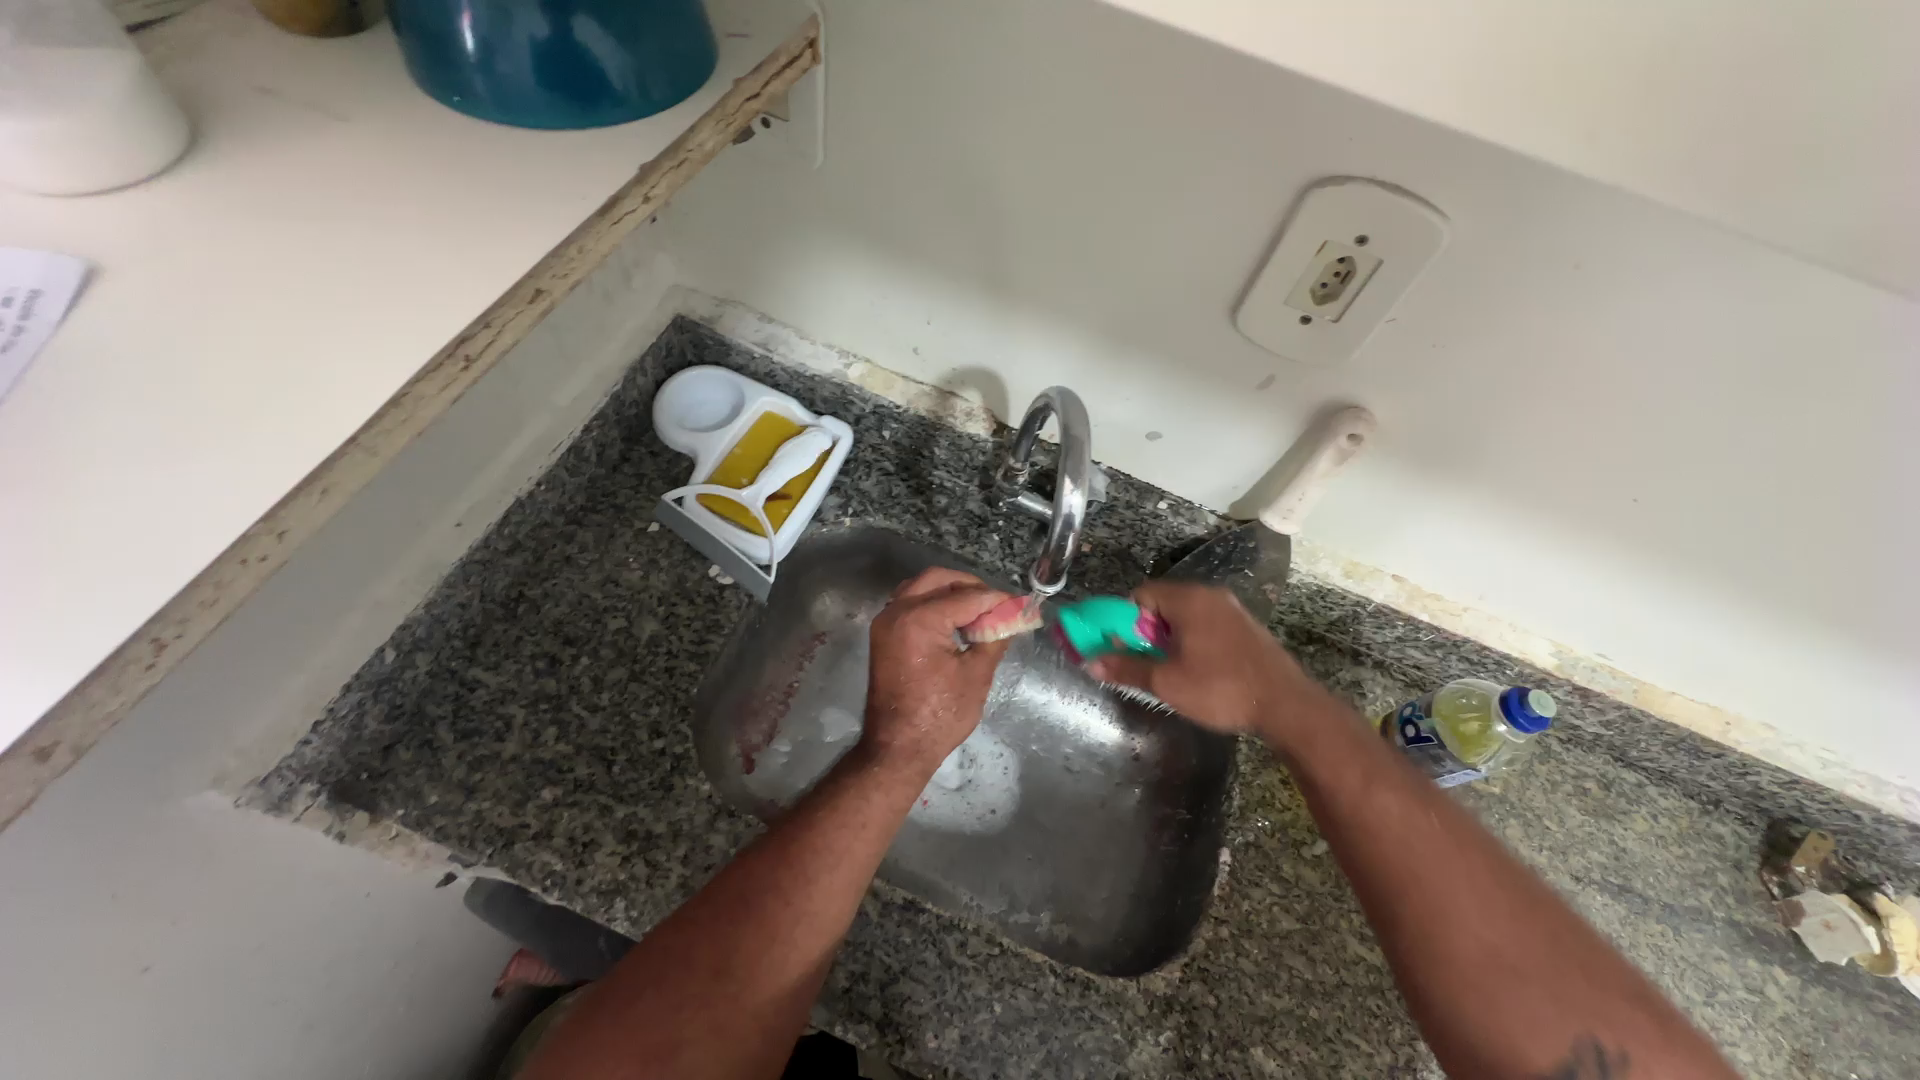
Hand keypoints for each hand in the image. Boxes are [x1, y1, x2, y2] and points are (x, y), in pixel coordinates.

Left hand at [862, 568, 1013, 773]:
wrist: (898, 747)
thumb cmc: (939, 715)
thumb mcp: (976, 675)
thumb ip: (994, 637)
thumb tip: (1011, 618)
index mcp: (919, 620)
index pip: (967, 597)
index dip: (997, 600)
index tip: (1020, 604)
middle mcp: (897, 612)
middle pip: (938, 579)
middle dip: (971, 587)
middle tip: (998, 605)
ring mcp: (886, 622)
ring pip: (921, 587)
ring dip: (950, 592)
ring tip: (979, 612)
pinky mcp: (884, 635)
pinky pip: (910, 603)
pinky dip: (933, 603)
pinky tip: (955, 621)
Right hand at [1088, 582, 1324, 739]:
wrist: (1286, 705)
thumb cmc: (1221, 689)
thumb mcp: (1167, 682)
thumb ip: (1126, 668)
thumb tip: (1090, 662)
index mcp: (1189, 600)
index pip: (1141, 594)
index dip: (1124, 620)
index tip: (1122, 648)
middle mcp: (1211, 596)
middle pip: (1162, 603)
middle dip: (1145, 631)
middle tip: (1145, 663)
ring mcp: (1232, 610)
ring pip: (1185, 616)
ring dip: (1169, 638)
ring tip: (1170, 671)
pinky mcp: (1246, 628)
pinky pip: (1206, 625)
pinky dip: (1192, 641)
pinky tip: (1198, 670)